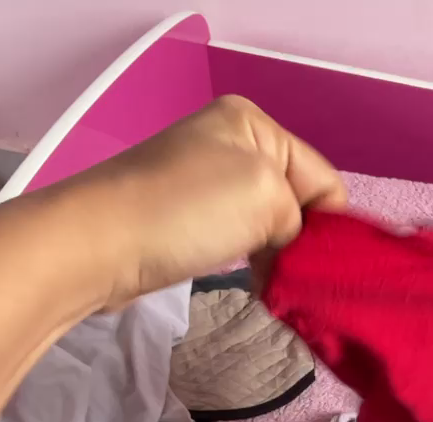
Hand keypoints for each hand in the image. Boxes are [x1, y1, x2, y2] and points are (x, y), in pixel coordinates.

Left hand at [64, 95, 346, 308]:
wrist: (101, 245)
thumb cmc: (187, 211)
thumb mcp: (266, 196)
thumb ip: (301, 217)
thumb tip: (292, 245)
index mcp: (255, 125)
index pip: (324, 179)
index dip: (330, 226)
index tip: (321, 266)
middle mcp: (233, 147)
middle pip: (298, 203)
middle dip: (302, 243)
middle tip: (294, 279)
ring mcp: (209, 185)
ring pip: (271, 227)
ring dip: (277, 258)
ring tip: (272, 285)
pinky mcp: (191, 221)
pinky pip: (242, 240)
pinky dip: (253, 263)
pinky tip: (251, 283)